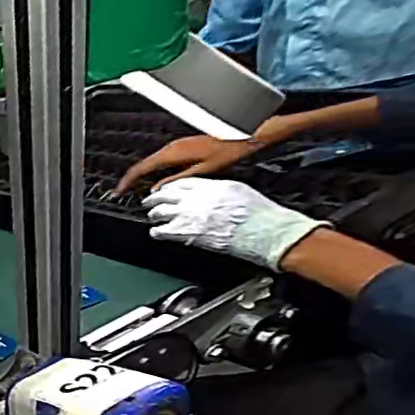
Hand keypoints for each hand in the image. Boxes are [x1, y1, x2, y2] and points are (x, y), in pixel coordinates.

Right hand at [115, 133, 268, 193]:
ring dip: (141, 176)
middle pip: (142, 165)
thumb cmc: (231, 149)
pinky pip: (160, 159)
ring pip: (150, 162)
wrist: (250, 132)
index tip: (117, 193)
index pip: (140, 169)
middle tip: (122, 194)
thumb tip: (156, 190)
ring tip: (134, 189)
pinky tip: (154, 179)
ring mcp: (178, 145)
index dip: (126, 183)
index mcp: (173, 153)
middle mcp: (172, 147)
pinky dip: (152, 170)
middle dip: (130, 180)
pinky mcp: (183, 145)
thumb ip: (175, 181)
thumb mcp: (202, 171)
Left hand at [143, 178, 323, 270]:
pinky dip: (156, 232)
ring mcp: (188, 214)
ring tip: (154, 217)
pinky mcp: (184, 232)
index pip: (181, 182)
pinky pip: (160, 231)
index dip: (169, 186)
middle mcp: (197, 198)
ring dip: (154, 215)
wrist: (265, 231)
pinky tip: (157, 232)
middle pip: (165, 195)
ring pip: (159, 211)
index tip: (164, 189)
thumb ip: (216, 190)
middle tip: (149, 202)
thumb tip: (204, 192)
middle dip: (154, 199)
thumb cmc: (259, 215)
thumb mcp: (238, 191)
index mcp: (212, 185)